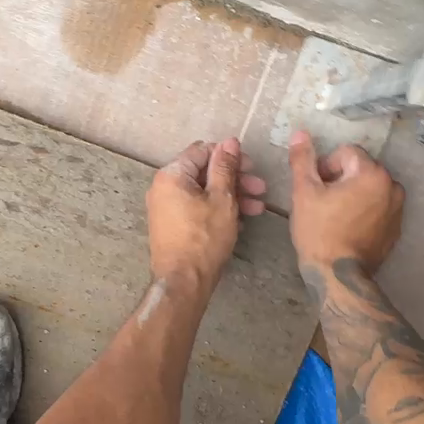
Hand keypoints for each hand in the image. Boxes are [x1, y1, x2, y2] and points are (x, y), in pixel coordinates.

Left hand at [147, 138, 266, 294]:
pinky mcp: (171, 225)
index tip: (251, 168)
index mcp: (172, 175)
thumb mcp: (222, 199)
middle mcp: (163, 187)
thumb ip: (225, 167)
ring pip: (203, 192)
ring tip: (257, 208)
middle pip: (203, 172)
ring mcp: (165, 207)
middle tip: (260, 189)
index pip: (202, 150)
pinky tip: (240, 221)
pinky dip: (217, 210)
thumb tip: (229, 142)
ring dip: (231, 196)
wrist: (184, 281)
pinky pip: (196, 208)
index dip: (229, 156)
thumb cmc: (204, 238)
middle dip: (234, 178)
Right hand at [287, 130, 403, 272]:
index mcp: (372, 173)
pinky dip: (363, 212)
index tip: (314, 189)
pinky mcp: (396, 228)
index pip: (346, 152)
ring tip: (334, 217)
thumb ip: (303, 160)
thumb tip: (300, 133)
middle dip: (340, 180)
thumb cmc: (319, 231)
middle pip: (360, 169)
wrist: (338, 274)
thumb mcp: (304, 193)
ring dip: (352, 195)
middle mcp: (392, 186)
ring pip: (369, 189)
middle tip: (321, 204)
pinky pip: (378, 208)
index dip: (325, 167)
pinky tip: (346, 229)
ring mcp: (398, 209)